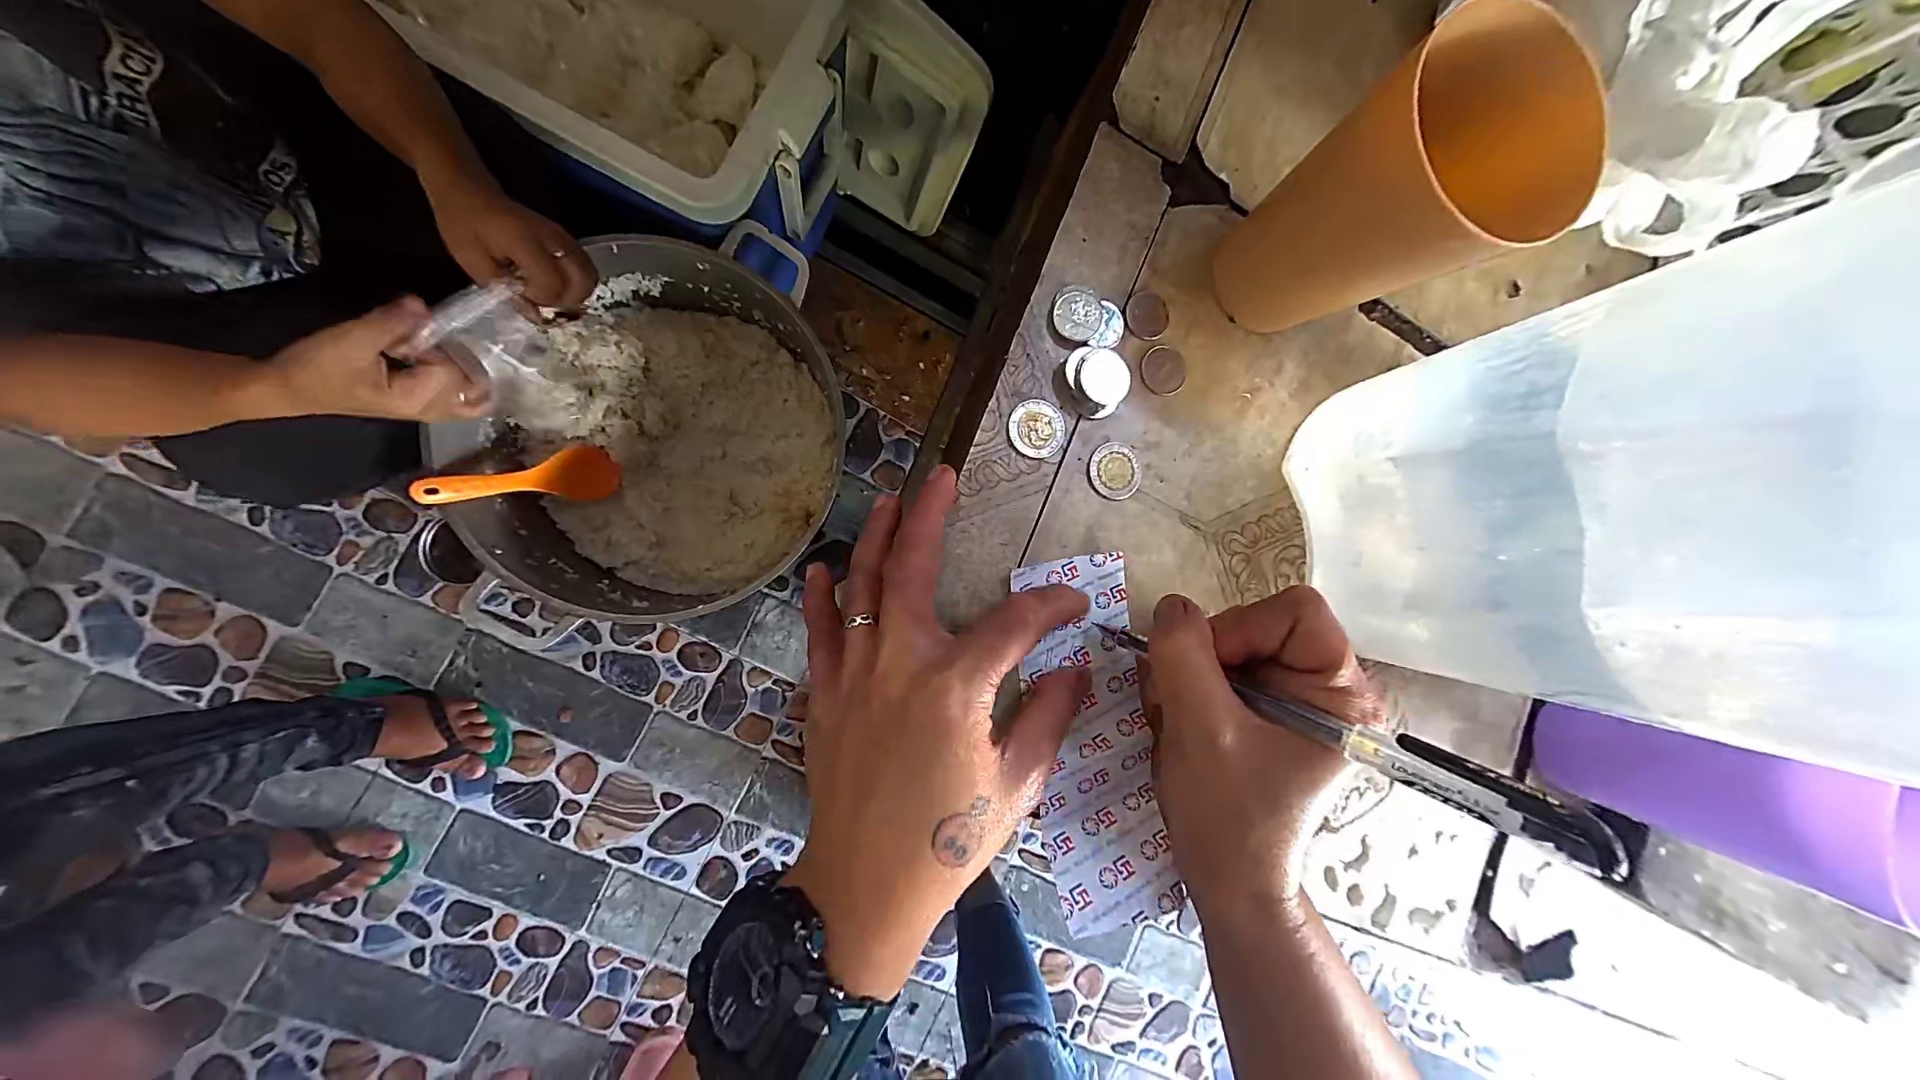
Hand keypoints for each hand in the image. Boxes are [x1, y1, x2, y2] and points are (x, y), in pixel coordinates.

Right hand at [260, 298, 487, 422]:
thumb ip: (391, 323)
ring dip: (469, 372)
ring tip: (445, 351)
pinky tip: (443, 359)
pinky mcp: (421, 403)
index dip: (437, 348)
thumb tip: (421, 306)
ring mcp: (428, 410)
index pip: (452, 371)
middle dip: (470, 365)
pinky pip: (459, 396)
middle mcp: (430, 410)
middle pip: (479, 393)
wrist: (287, 388)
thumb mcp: (351, 339)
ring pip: (474, 398)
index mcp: (416, 400)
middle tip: (444, 344)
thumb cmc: (316, 367)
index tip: (408, 338)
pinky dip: (460, 377)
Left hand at [424, 174, 596, 307]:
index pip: (552, 284)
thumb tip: (536, 316)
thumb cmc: (464, 223)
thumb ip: (502, 290)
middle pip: (582, 282)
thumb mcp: (470, 260)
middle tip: (542, 298)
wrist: (470, 192)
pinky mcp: (569, 240)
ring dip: (575, 292)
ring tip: (551, 292)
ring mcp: (565, 238)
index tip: (520, 293)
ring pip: (590, 277)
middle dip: (566, 299)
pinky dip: (578, 282)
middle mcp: (554, 240)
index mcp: (525, 242)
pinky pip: (587, 268)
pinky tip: (557, 282)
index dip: (540, 298)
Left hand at [784, 465, 1091, 998]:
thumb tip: (1075, 669)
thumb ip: (1050, 718)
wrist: (864, 889)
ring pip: (861, 588)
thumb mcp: (1017, 785)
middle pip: (913, 571)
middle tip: (941, 477)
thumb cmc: (946, 842)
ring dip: (877, 539)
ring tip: (890, 501)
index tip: (1071, 606)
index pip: (1014, 623)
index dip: (1050, 606)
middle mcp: (900, 665)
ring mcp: (854, 676)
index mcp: (956, 687)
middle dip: (929, 516)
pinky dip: (823, 596)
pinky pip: (821, 632)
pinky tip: (826, 568)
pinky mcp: (825, 695)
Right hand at [1143, 586, 1387, 911]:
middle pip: (1256, 624)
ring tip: (1177, 718)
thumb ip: (1184, 657)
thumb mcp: (1201, 729)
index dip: (1242, 628)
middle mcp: (1326, 690)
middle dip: (1206, 657)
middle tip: (1181, 701)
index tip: (1209, 674)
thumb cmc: (1227, 814)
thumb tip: (1172, 606)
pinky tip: (1180, 722)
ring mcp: (1293, 701)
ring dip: (1189, 675)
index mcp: (1340, 695)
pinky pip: (1219, 671)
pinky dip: (1188, 689)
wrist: (1228, 880)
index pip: (1295, 611)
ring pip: (1229, 646)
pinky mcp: (1265, 713)